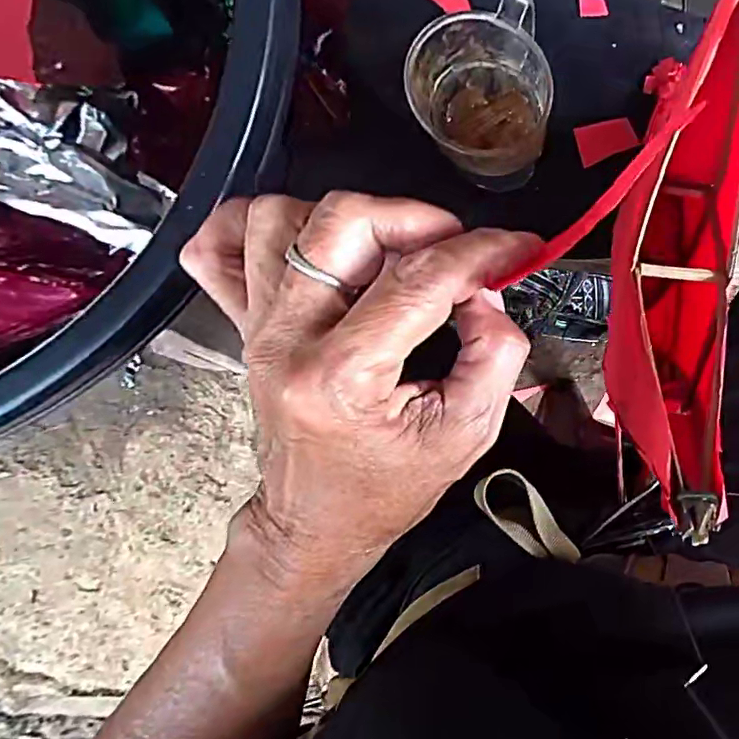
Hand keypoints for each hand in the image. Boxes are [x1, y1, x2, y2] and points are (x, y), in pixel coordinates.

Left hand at [179, 191, 539, 595]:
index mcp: (344, 377)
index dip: (480, 252)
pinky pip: (223, 242)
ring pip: (283, 218)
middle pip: (343, 225)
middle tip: (459, 243)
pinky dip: (268, 222)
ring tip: (397, 250)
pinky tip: (316, 243)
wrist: (320, 520)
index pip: (419, 281)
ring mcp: (258, 327)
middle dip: (417, 218)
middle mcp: (288, 340)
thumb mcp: (468, 434)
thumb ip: (496, 358)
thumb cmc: (387, 489)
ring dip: (354, 219)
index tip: (516, 246)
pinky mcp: (244, 324)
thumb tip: (489, 296)